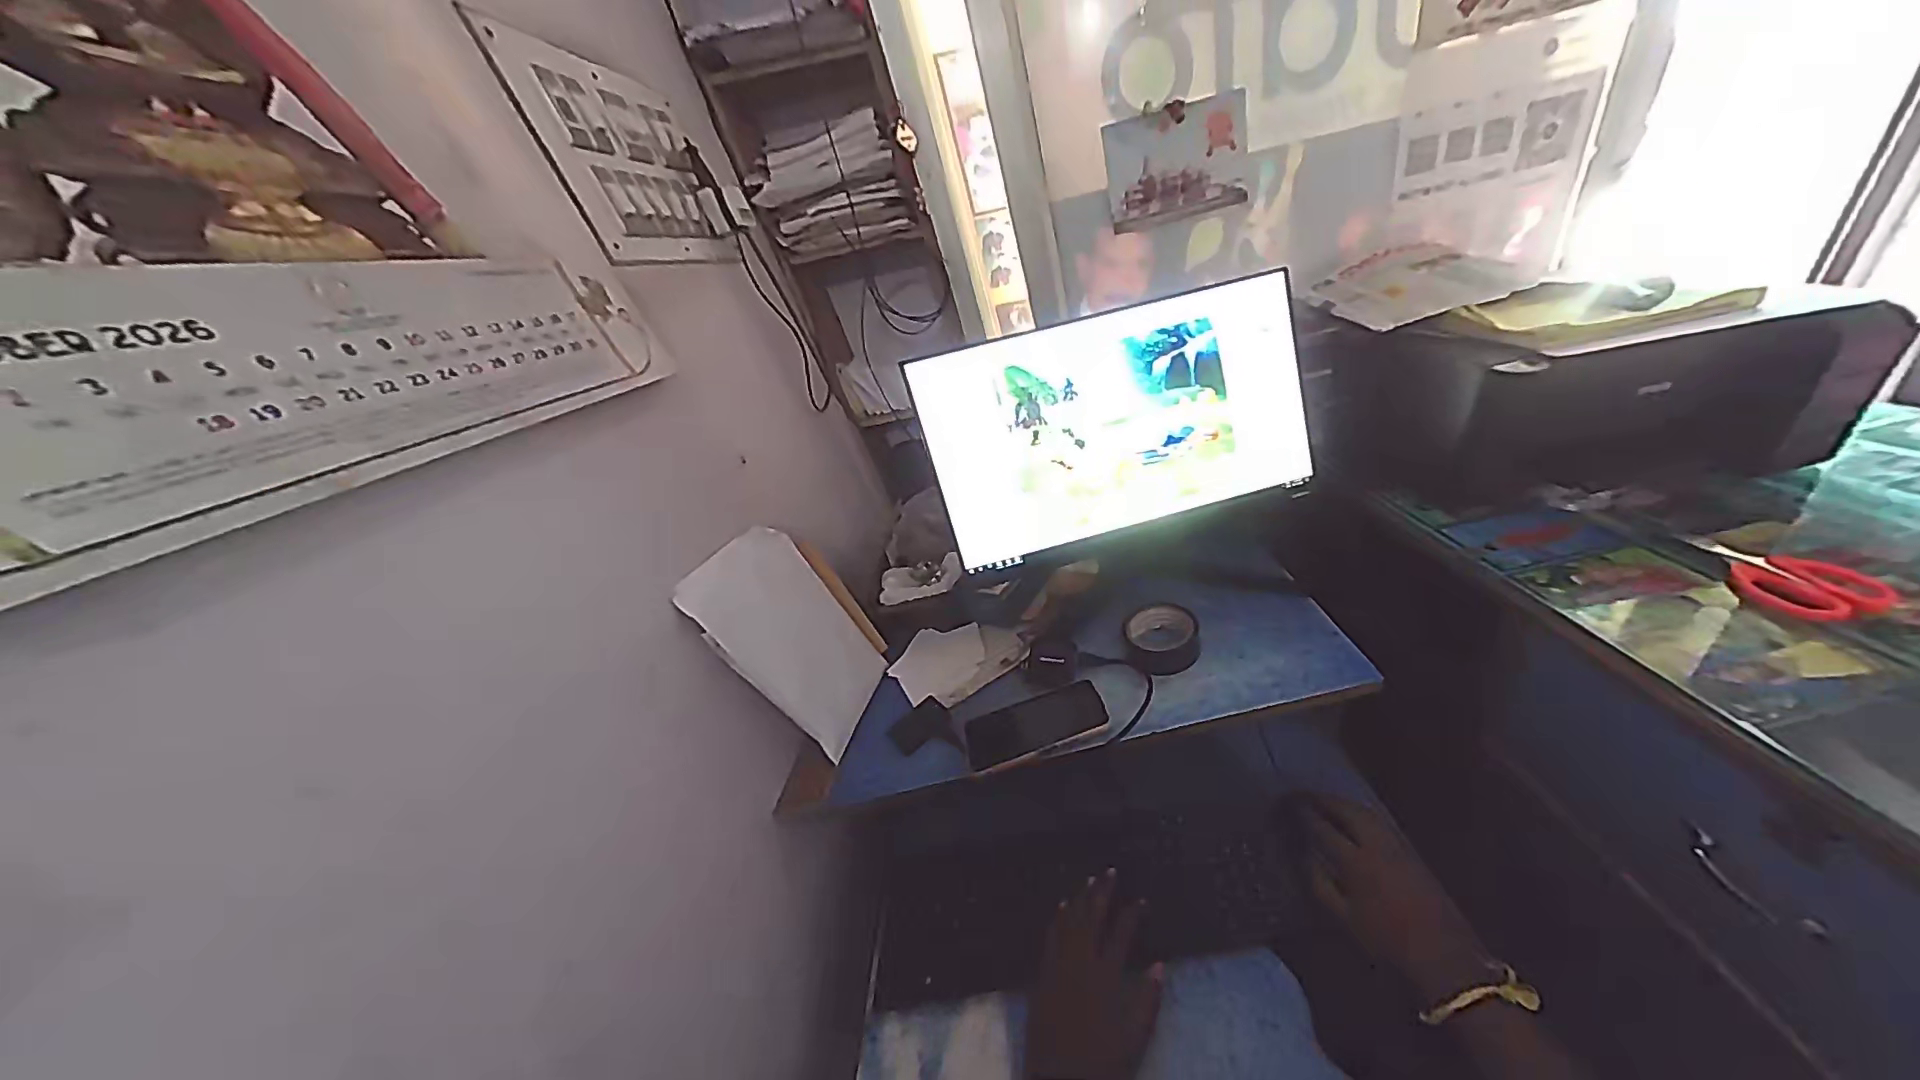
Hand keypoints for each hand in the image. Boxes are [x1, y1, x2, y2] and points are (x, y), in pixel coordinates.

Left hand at [1025, 869, 1163, 1079]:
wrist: (1058, 1079)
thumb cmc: (1102, 1062)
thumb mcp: (1134, 1037)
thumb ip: (1148, 1000)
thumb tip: (1160, 966)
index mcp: (1106, 976)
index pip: (1122, 934)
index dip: (1132, 914)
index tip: (1141, 899)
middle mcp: (1081, 962)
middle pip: (1092, 917)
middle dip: (1102, 892)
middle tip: (1110, 871)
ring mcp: (1059, 965)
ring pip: (1069, 921)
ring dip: (1079, 899)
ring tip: (1089, 880)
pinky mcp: (1042, 973)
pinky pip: (1050, 936)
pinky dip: (1057, 918)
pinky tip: (1061, 906)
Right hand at [1302, 795, 1488, 1000]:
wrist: (1445, 959)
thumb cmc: (1387, 942)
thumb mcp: (1344, 918)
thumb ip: (1320, 883)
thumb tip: (1305, 855)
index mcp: (1355, 862)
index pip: (1321, 827)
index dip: (1301, 813)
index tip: (1284, 805)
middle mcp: (1376, 846)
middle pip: (1346, 810)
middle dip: (1322, 799)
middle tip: (1302, 795)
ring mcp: (1397, 847)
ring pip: (1366, 813)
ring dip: (1342, 803)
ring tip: (1324, 801)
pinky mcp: (1412, 853)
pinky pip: (1380, 823)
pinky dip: (1361, 814)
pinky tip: (1353, 818)